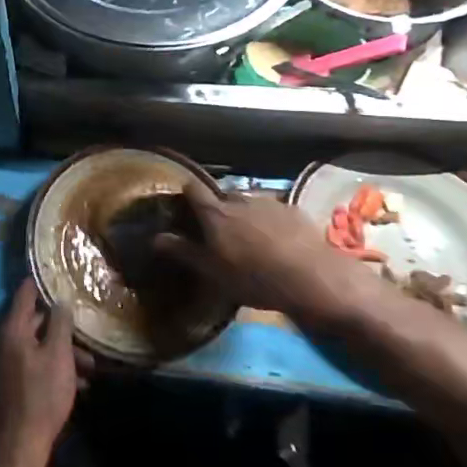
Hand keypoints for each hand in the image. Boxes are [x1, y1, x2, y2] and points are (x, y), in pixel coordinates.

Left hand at [0, 279, 86, 458]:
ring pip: (37, 346)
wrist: (21, 440)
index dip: (38, 282)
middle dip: (61, 327)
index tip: (52, 272)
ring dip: (62, 352)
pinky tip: (78, 385)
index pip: (24, 295)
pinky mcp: (11, 381)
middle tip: (86, 330)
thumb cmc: (42, 393)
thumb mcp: (58, 355)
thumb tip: (60, 300)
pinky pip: (34, 364)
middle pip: (33, 322)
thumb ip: (60, 324)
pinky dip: (54, 367)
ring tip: (90, 368)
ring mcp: (6, 362)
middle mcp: (4, 341)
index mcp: (12, 330)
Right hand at [157, 182, 396, 329]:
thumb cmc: (253, 278)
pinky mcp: (293, 210)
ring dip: (244, 214)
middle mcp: (239, 199)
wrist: (312, 278)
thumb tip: (155, 238)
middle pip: (221, 195)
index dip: (186, 194)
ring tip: (250, 239)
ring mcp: (268, 202)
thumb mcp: (212, 272)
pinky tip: (276, 241)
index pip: (192, 188)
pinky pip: (272, 210)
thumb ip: (183, 251)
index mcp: (214, 212)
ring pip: (248, 202)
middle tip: (218, 231)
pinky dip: (268, 221)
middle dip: (217, 208)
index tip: (184, 207)